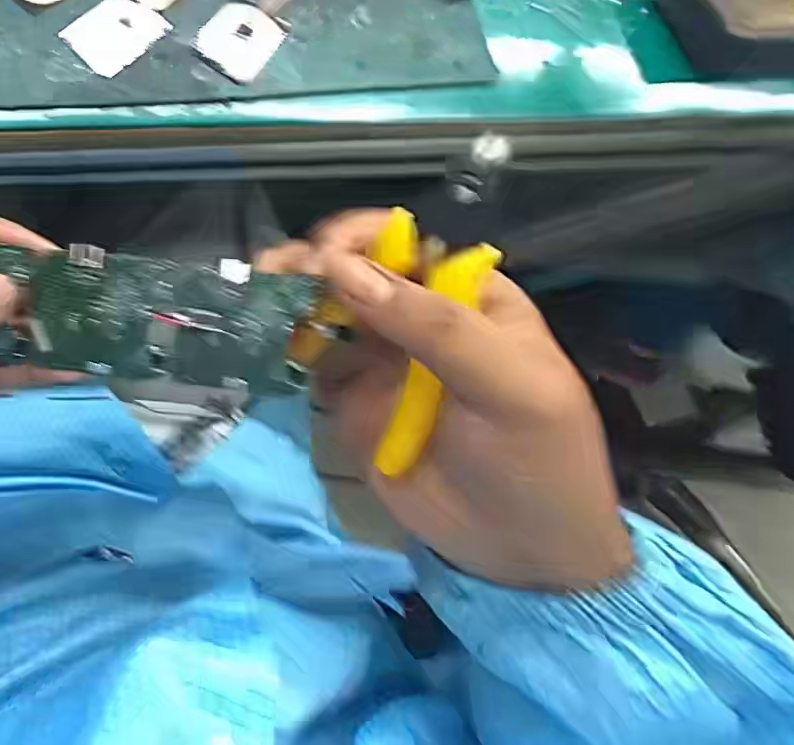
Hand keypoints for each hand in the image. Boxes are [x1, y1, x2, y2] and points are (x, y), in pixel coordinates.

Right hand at [259, 210, 632, 588]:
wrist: (514, 556)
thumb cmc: (536, 465)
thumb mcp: (510, 390)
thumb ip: (434, 327)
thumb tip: (340, 270)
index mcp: (466, 299)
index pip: (408, 244)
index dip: (363, 238)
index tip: (325, 256)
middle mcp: (415, 314)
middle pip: (354, 267)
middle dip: (311, 259)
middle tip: (275, 270)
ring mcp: (375, 351)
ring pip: (322, 302)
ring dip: (288, 289)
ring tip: (258, 288)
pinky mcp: (345, 386)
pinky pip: (307, 349)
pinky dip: (282, 335)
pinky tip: (262, 332)